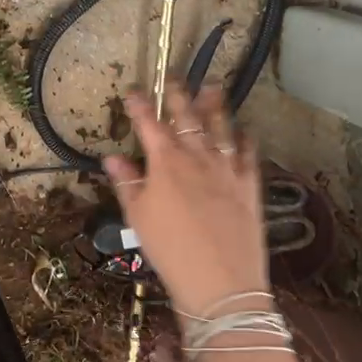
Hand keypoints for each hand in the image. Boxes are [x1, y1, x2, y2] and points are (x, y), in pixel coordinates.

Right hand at [102, 86, 267, 317]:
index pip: (147, 122)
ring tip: (213, 87)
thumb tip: (112, 157)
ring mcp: (226, 171)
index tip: (132, 90)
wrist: (221, 284)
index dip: (138, 103)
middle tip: (175, 77)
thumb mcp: (137, 216)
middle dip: (178, 95)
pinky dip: (246, 141)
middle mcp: (196, 158)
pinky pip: (248, 158)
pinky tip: (245, 131)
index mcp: (164, 161)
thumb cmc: (170, 249)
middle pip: (186, 118)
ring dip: (215, 107)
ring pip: (220, 130)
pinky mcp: (249, 189)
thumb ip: (126, 182)